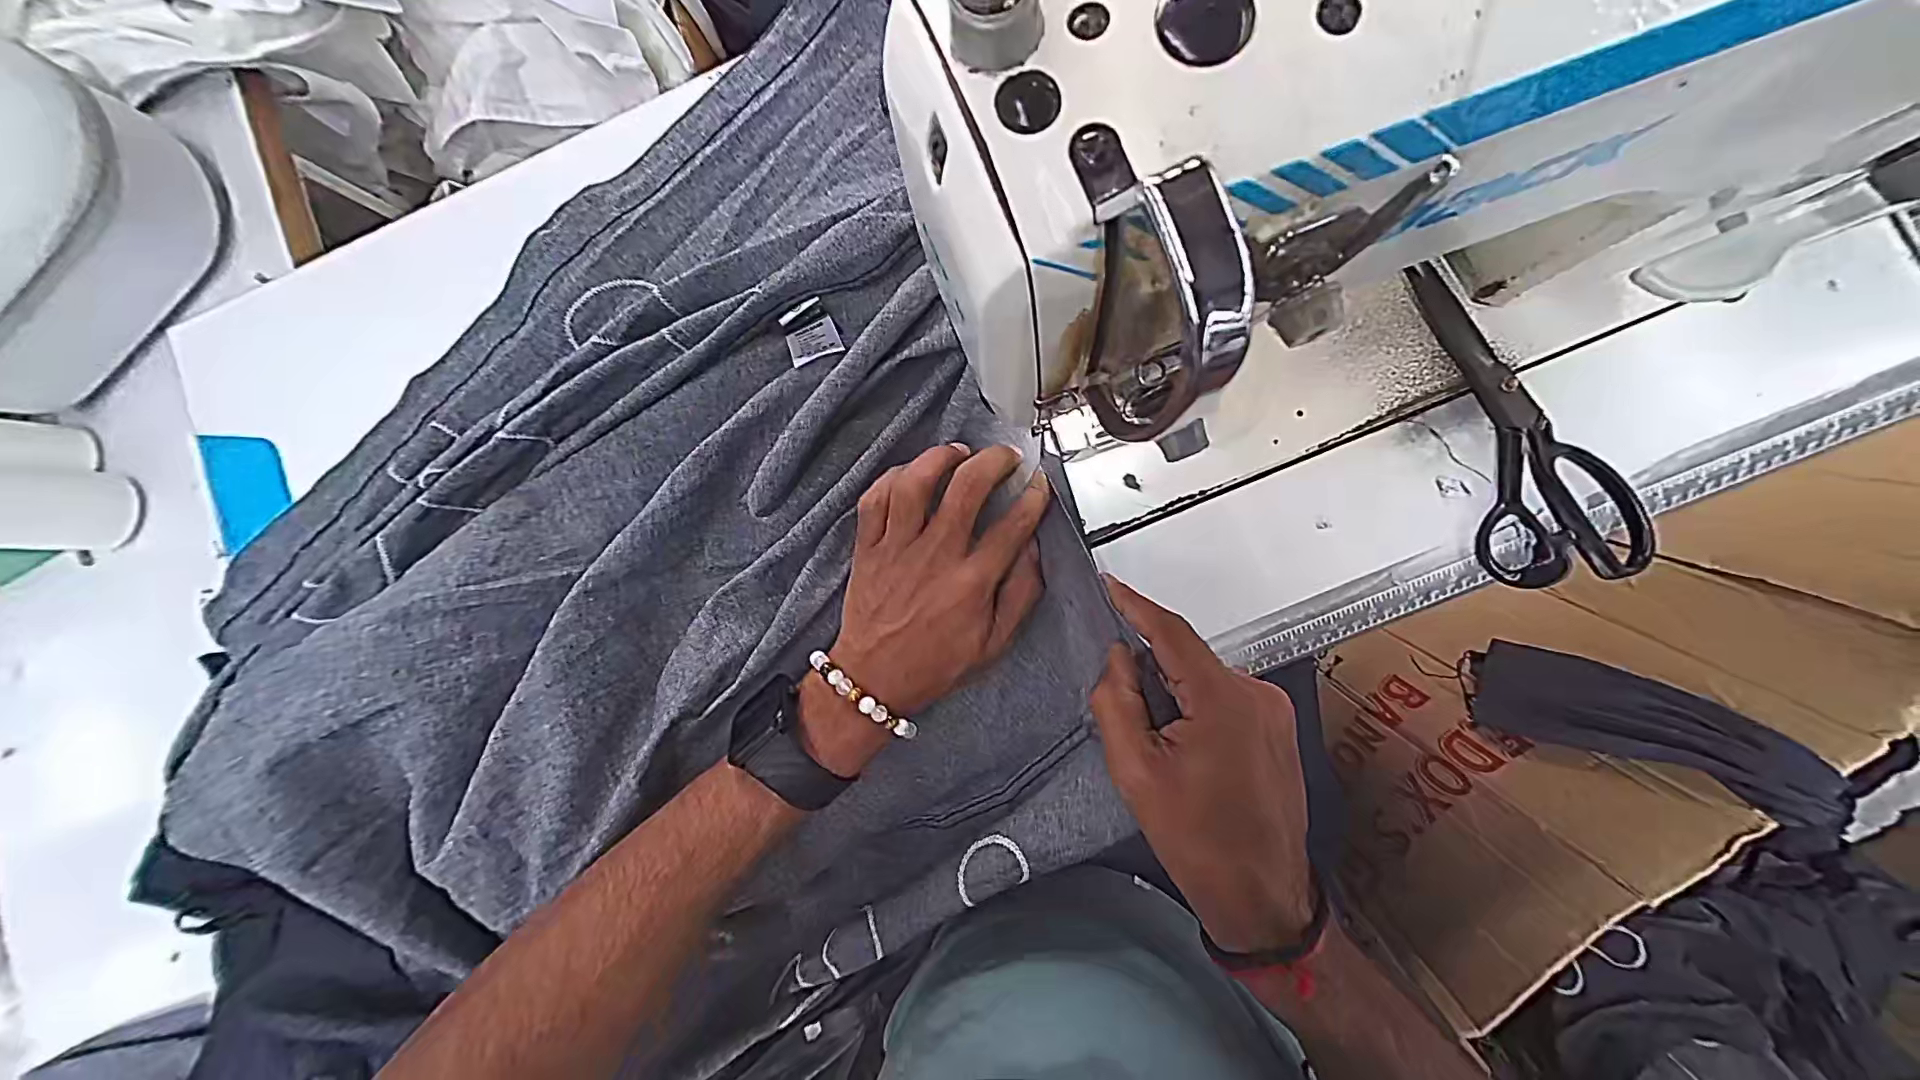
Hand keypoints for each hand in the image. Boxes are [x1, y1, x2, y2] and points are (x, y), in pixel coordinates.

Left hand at [800, 444, 1048, 774]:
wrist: (875, 678)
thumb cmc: (933, 663)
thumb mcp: (994, 644)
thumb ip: (1021, 595)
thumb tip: (1034, 552)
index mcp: (971, 584)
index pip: (1011, 526)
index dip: (1032, 498)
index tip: (1038, 484)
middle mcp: (935, 558)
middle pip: (966, 489)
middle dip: (993, 462)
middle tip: (1004, 458)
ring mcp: (898, 549)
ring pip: (916, 484)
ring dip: (940, 458)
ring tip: (958, 453)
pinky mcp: (868, 548)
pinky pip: (874, 499)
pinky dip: (892, 477)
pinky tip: (910, 474)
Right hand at [1091, 576, 1314, 952]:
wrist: (1260, 893)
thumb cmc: (1203, 842)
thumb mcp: (1135, 770)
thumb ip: (1116, 702)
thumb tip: (1118, 659)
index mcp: (1222, 700)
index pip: (1170, 631)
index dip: (1135, 603)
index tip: (1112, 585)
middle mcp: (1256, 695)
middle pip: (1185, 657)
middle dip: (1150, 673)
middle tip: (1133, 721)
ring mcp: (1272, 709)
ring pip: (1203, 677)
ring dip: (1175, 697)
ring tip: (1167, 754)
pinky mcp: (1277, 724)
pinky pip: (1224, 695)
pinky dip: (1196, 708)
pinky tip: (1189, 754)